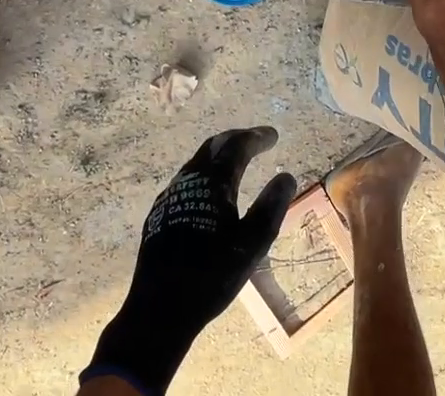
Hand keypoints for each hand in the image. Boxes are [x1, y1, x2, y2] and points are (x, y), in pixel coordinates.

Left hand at [81, 127, 297, 395]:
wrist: (159, 308)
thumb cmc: (211, 275)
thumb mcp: (252, 244)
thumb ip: (271, 206)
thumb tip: (286, 176)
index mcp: (212, 183)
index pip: (237, 146)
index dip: (257, 137)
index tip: (273, 135)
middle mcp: (188, 181)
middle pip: (213, 147)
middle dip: (236, 139)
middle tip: (256, 140)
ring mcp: (170, 197)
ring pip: (197, 163)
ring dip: (219, 156)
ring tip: (237, 161)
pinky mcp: (159, 215)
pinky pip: (187, 181)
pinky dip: (206, 174)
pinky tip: (211, 192)